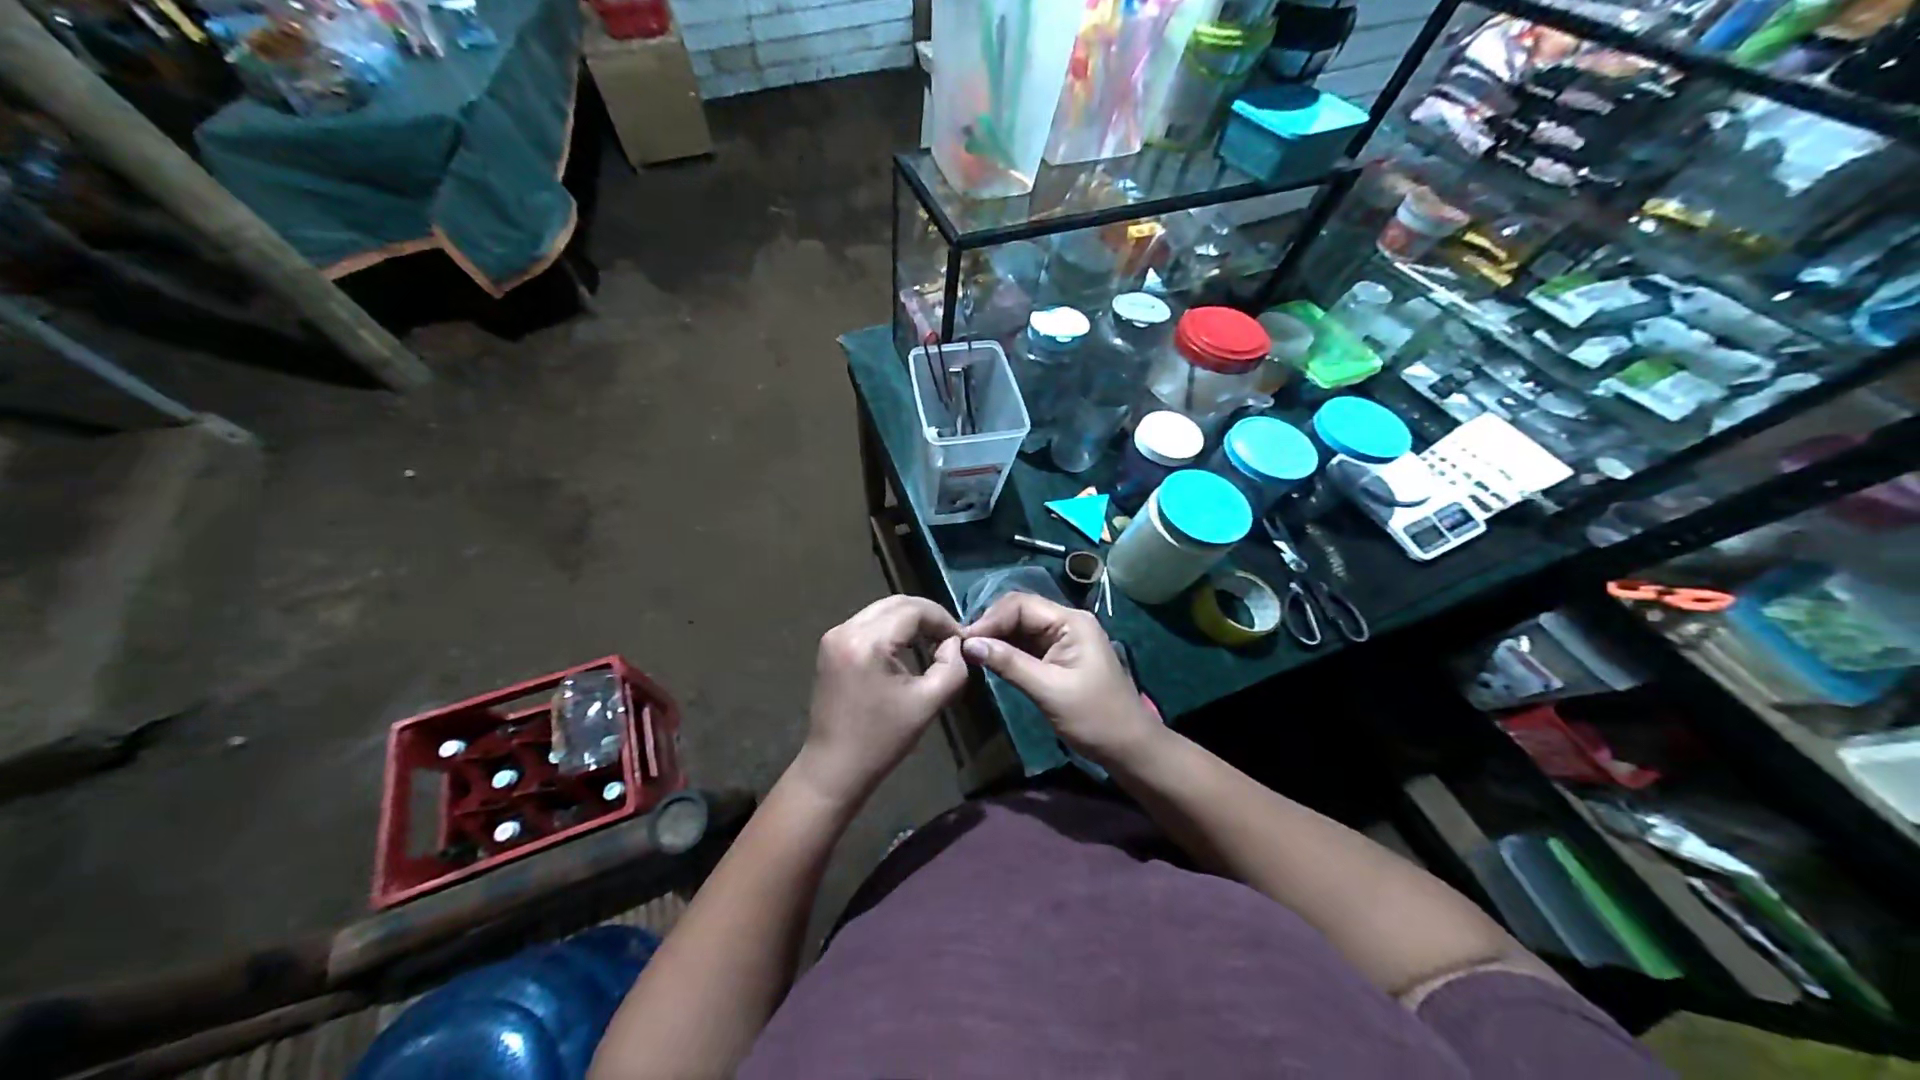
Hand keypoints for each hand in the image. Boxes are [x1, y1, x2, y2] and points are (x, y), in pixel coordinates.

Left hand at [794, 595, 967, 805]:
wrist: (835, 767)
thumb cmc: (882, 739)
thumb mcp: (929, 703)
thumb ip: (952, 667)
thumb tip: (953, 643)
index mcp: (866, 642)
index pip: (913, 610)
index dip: (943, 620)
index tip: (961, 640)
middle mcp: (845, 630)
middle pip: (896, 603)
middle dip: (928, 616)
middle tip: (950, 638)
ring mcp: (834, 636)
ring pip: (882, 610)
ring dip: (910, 620)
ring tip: (933, 642)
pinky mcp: (831, 646)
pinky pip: (868, 623)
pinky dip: (892, 629)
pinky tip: (908, 648)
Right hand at [961, 592, 1162, 768]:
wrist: (1128, 747)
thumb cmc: (1094, 717)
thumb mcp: (1048, 690)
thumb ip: (1009, 663)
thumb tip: (968, 644)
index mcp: (1071, 622)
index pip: (1021, 605)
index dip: (990, 619)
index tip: (963, 640)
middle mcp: (1066, 623)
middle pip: (1019, 611)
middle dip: (990, 626)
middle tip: (963, 647)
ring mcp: (1062, 639)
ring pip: (1020, 628)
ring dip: (996, 638)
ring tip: (970, 654)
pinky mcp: (1057, 656)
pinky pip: (1025, 645)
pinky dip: (1006, 650)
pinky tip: (988, 660)